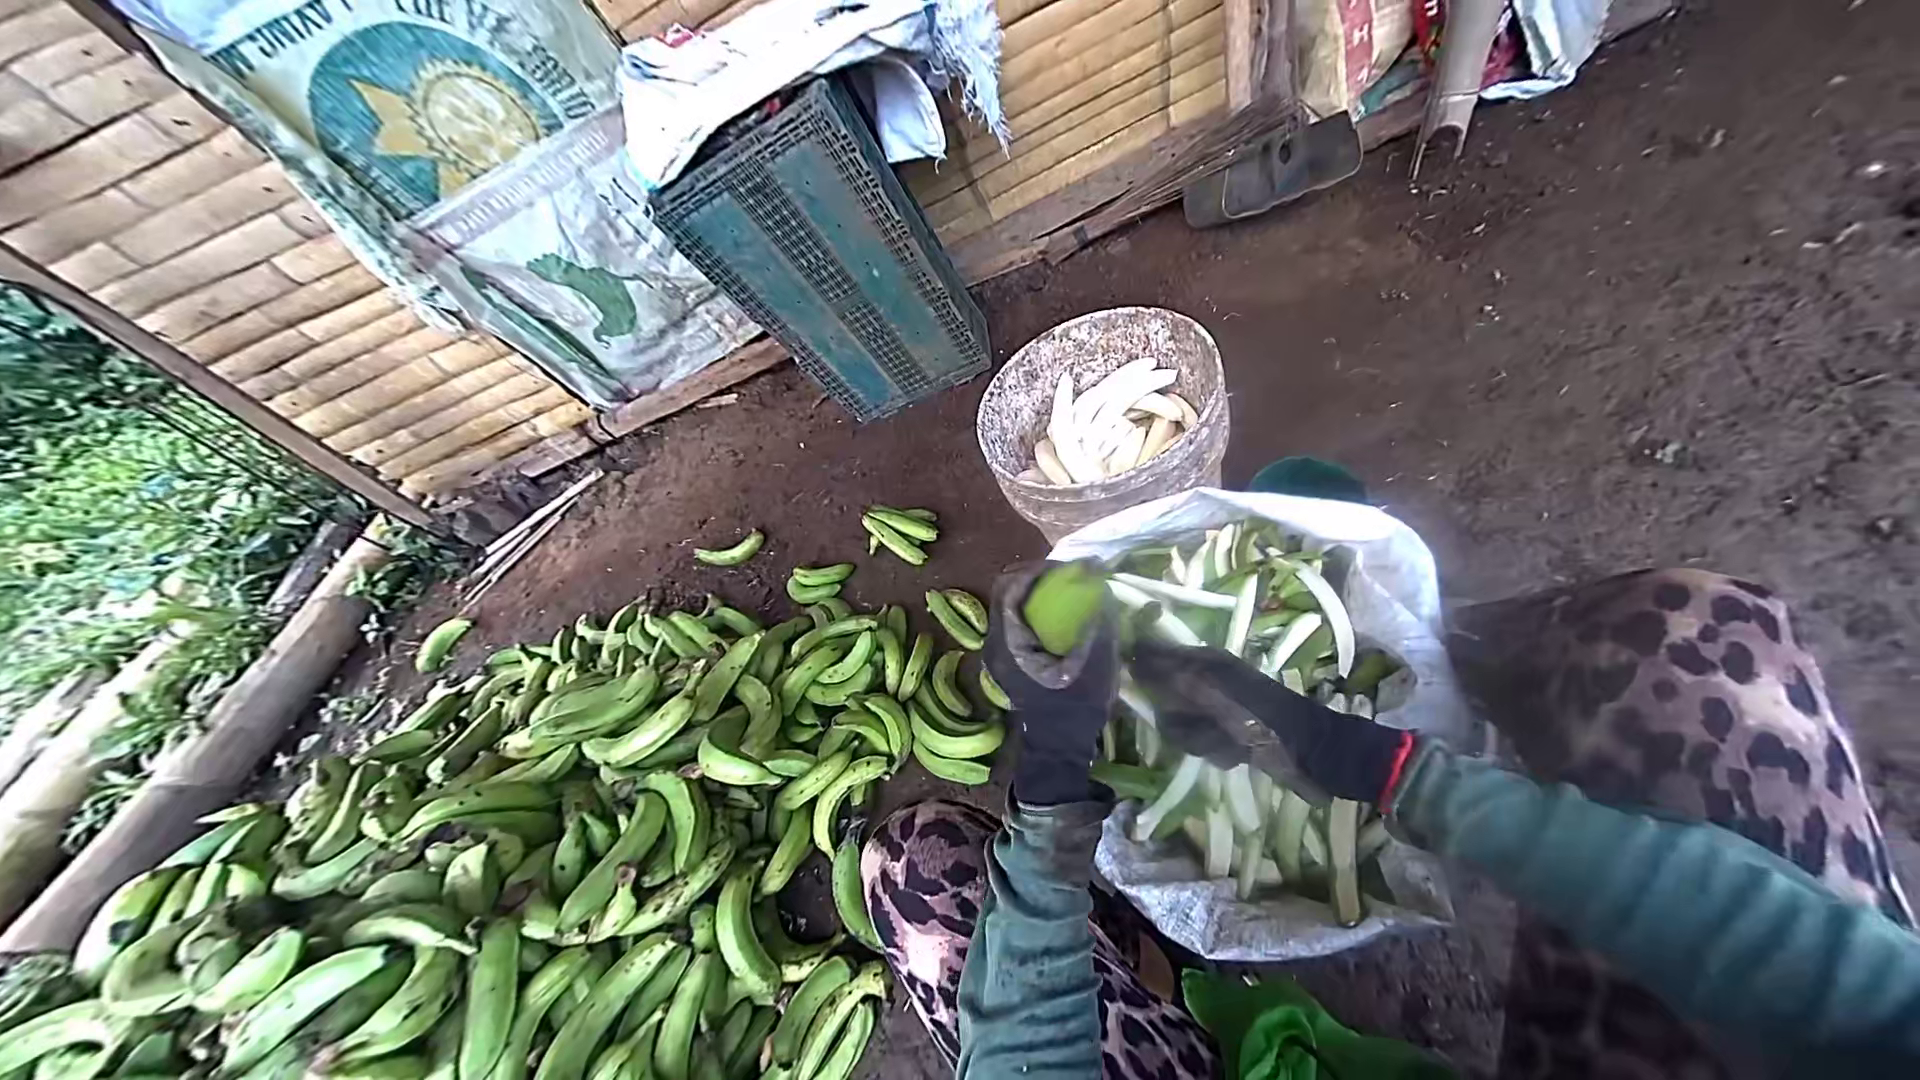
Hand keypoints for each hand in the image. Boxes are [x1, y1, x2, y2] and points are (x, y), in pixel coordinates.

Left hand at [986, 561, 1120, 805]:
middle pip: (1006, 592)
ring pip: (1010, 604)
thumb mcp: (1093, 666)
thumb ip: (1098, 624)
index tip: (1065, 565)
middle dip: (1035, 576)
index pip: (1009, 589)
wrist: (1059, 747)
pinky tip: (1062, 608)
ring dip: (1035, 591)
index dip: (1035, 570)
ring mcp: (999, 650)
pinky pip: (1017, 619)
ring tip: (1067, 585)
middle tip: (1067, 572)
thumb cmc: (1075, 709)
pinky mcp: (1009, 657)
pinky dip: (1036, 607)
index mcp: (1008, 643)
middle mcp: (994, 643)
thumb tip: (1103, 587)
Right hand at [1129, 639, 1413, 805]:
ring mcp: (1214, 707)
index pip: (1153, 653)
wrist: (1316, 753)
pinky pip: (1197, 742)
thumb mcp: (1213, 692)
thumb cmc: (1265, 719)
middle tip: (1198, 725)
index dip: (1141, 669)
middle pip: (1160, 694)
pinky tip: (1235, 754)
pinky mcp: (1224, 733)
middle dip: (1176, 715)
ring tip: (1225, 743)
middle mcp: (1204, 678)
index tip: (1138, 689)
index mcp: (1203, 659)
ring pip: (1176, 722)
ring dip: (1197, 737)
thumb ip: (1170, 675)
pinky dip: (1212, 751)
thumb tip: (1132, 659)